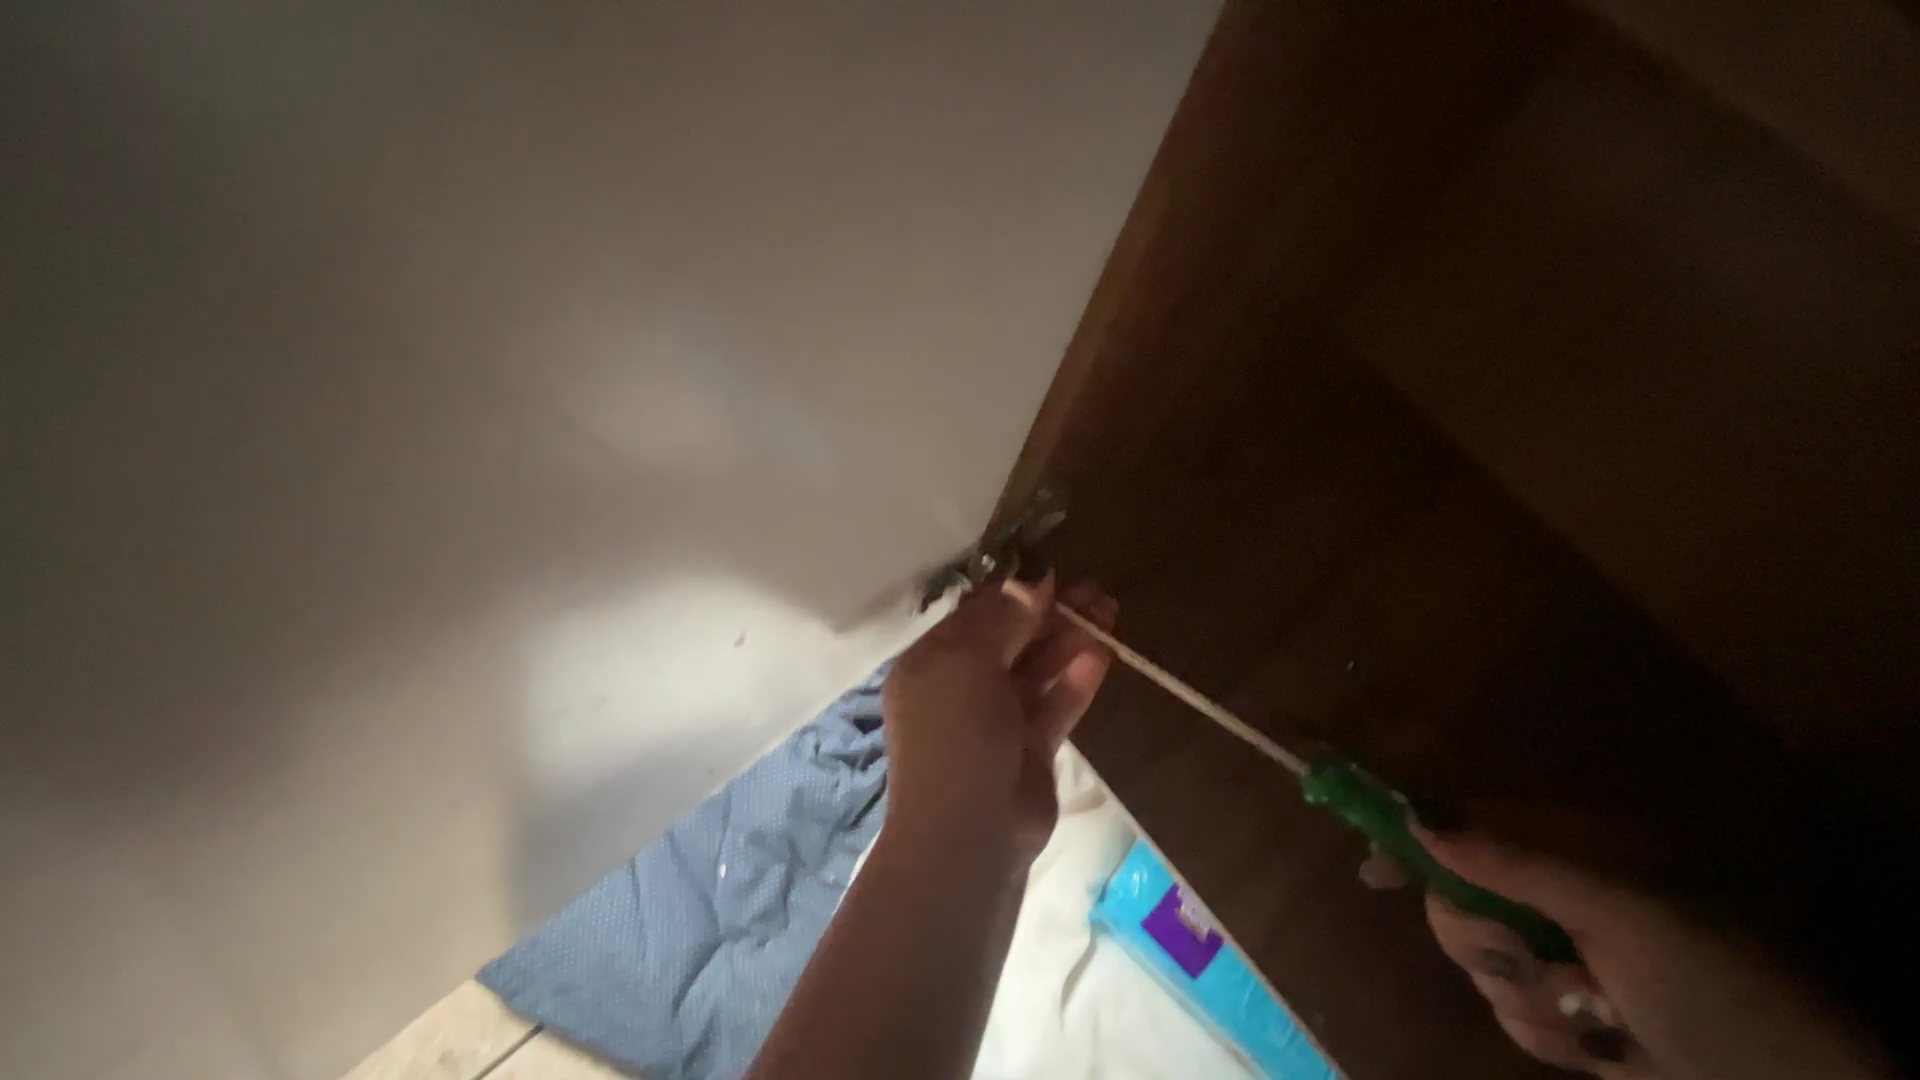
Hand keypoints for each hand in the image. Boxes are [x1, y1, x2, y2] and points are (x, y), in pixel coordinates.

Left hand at [882, 577, 1115, 862]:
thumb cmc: (956, 735)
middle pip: (1010, 640)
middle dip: (1050, 614)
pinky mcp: (1029, 749)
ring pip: (1036, 670)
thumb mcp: (966, 663)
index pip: (973, 616)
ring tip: (1108, 611)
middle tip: (1093, 590)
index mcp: (931, 664)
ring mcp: (996, 721)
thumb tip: (1027, 581)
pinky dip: (1075, 681)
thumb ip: (999, 619)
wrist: (970, 833)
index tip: (1053, 572)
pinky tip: (1102, 653)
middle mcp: (960, 688)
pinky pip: (1054, 705)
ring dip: (1069, 641)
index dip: (1012, 592)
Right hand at [1402, 826, 1894, 1079]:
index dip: (1414, 840)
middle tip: (1532, 957)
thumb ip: (1516, 861)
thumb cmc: (1713, 987)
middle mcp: (1557, 894)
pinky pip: (1509, 1014)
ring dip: (1528, 997)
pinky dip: (1548, 1035)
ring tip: (1595, 1015)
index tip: (1374, 870)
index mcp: (1574, 850)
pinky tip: (1600, 1045)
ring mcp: (1561, 955)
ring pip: (1479, 964)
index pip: (1467, 825)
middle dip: (1486, 940)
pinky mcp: (1566, 1012)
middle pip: (1456, 900)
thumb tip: (1416, 815)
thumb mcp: (1621, 912)